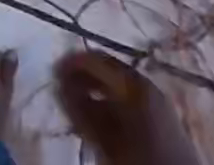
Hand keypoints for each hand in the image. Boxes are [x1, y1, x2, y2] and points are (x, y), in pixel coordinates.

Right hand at [53, 52, 202, 164]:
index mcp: (136, 82)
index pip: (100, 59)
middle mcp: (146, 85)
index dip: (74, 60)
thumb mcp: (105, 134)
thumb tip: (59, 82)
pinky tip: (95, 122)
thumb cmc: (140, 158)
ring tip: (73, 106)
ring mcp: (155, 102)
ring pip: (117, 89)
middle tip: (60, 86)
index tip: (54, 68)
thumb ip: (82, 107)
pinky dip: (107, 107)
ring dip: (93, 93)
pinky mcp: (159, 121)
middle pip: (108, 71)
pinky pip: (126, 104)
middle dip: (82, 76)